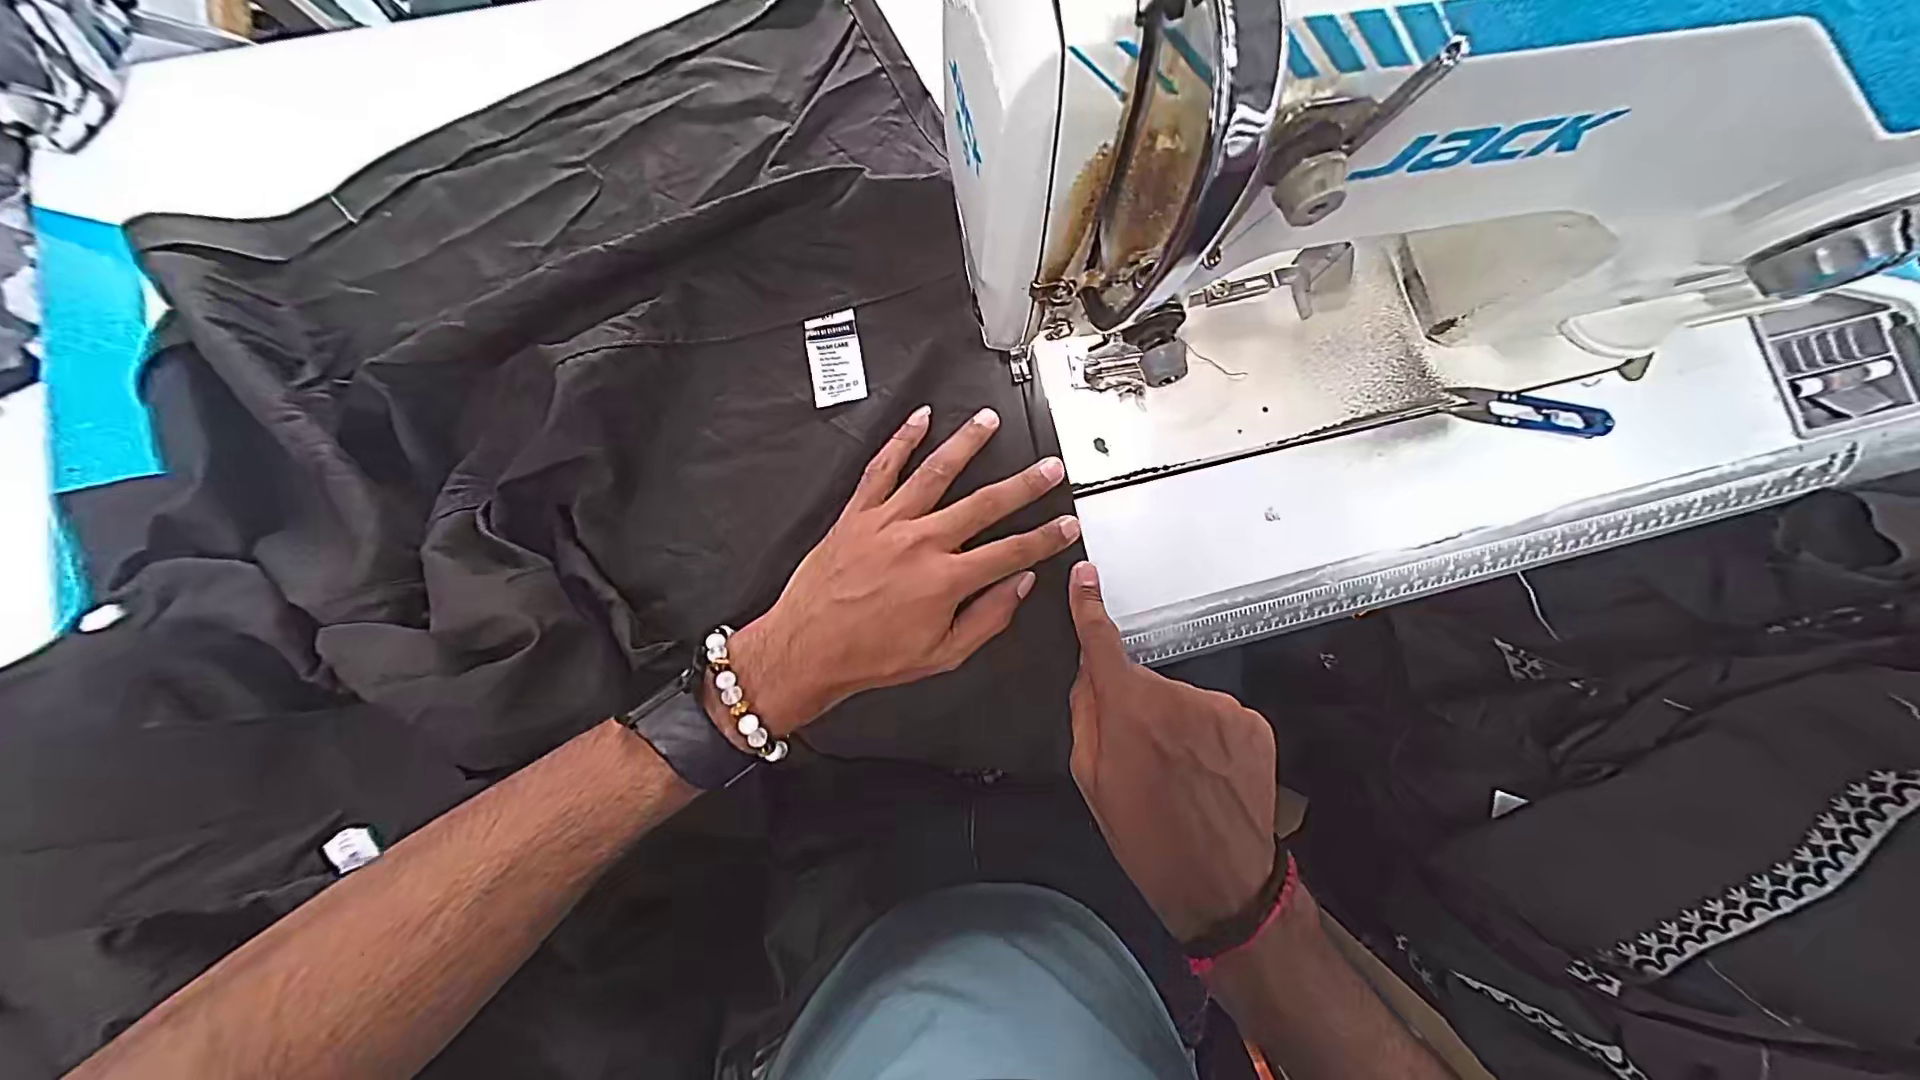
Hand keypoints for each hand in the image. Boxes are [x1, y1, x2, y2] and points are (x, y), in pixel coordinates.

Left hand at [720, 406, 1078, 734]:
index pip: (1011, 551)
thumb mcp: (942, 655)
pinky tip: (919, 420)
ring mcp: (887, 523)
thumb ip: (987, 618)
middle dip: (1024, 484)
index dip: (1046, 537)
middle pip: (985, 503)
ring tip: (989, 422)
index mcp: (945, 580)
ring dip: (967, 443)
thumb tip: (1018, 587)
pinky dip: (902, 440)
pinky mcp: (857, 515)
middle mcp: (920, 543)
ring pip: (936, 472)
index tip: (1065, 525)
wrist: (806, 650)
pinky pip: (882, 468)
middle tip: (1047, 468)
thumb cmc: (867, 655)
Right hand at [1067, 561, 1277, 941]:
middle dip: (1134, 705)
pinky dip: (1205, 734)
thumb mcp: (1089, 778)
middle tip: (1140, 755)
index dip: (1088, 606)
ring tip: (1178, 773)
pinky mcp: (1250, 721)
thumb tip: (1088, 674)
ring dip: (1173, 723)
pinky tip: (1205, 772)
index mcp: (1128, 709)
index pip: (1101, 642)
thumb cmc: (1147, 838)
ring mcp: (1219, 708)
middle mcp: (1176, 698)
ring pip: (1178, 697)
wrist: (1222, 883)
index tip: (1085, 576)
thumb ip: (1084, 714)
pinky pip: (1212, 712)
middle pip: (1141, 679)